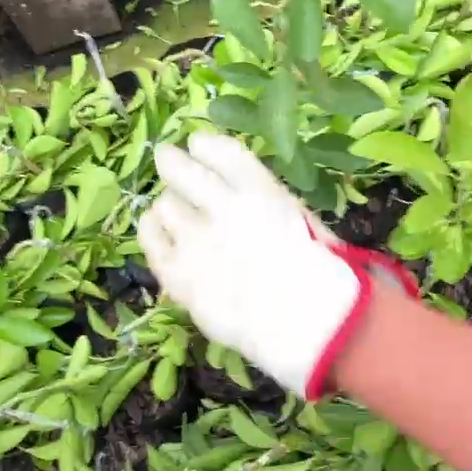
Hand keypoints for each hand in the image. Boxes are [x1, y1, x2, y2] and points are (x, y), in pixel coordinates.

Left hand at [138, 133, 410, 397]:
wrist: (307, 324)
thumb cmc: (321, 275)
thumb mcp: (304, 221)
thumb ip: (270, 201)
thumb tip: (244, 192)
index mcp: (260, 191)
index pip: (219, 150)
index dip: (203, 145)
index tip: (198, 147)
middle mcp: (223, 207)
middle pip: (179, 168)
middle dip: (172, 161)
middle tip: (168, 160)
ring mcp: (197, 241)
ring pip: (164, 204)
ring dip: (170, 206)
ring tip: (177, 215)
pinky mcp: (178, 274)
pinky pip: (150, 239)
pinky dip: (152, 230)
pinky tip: (159, 231)